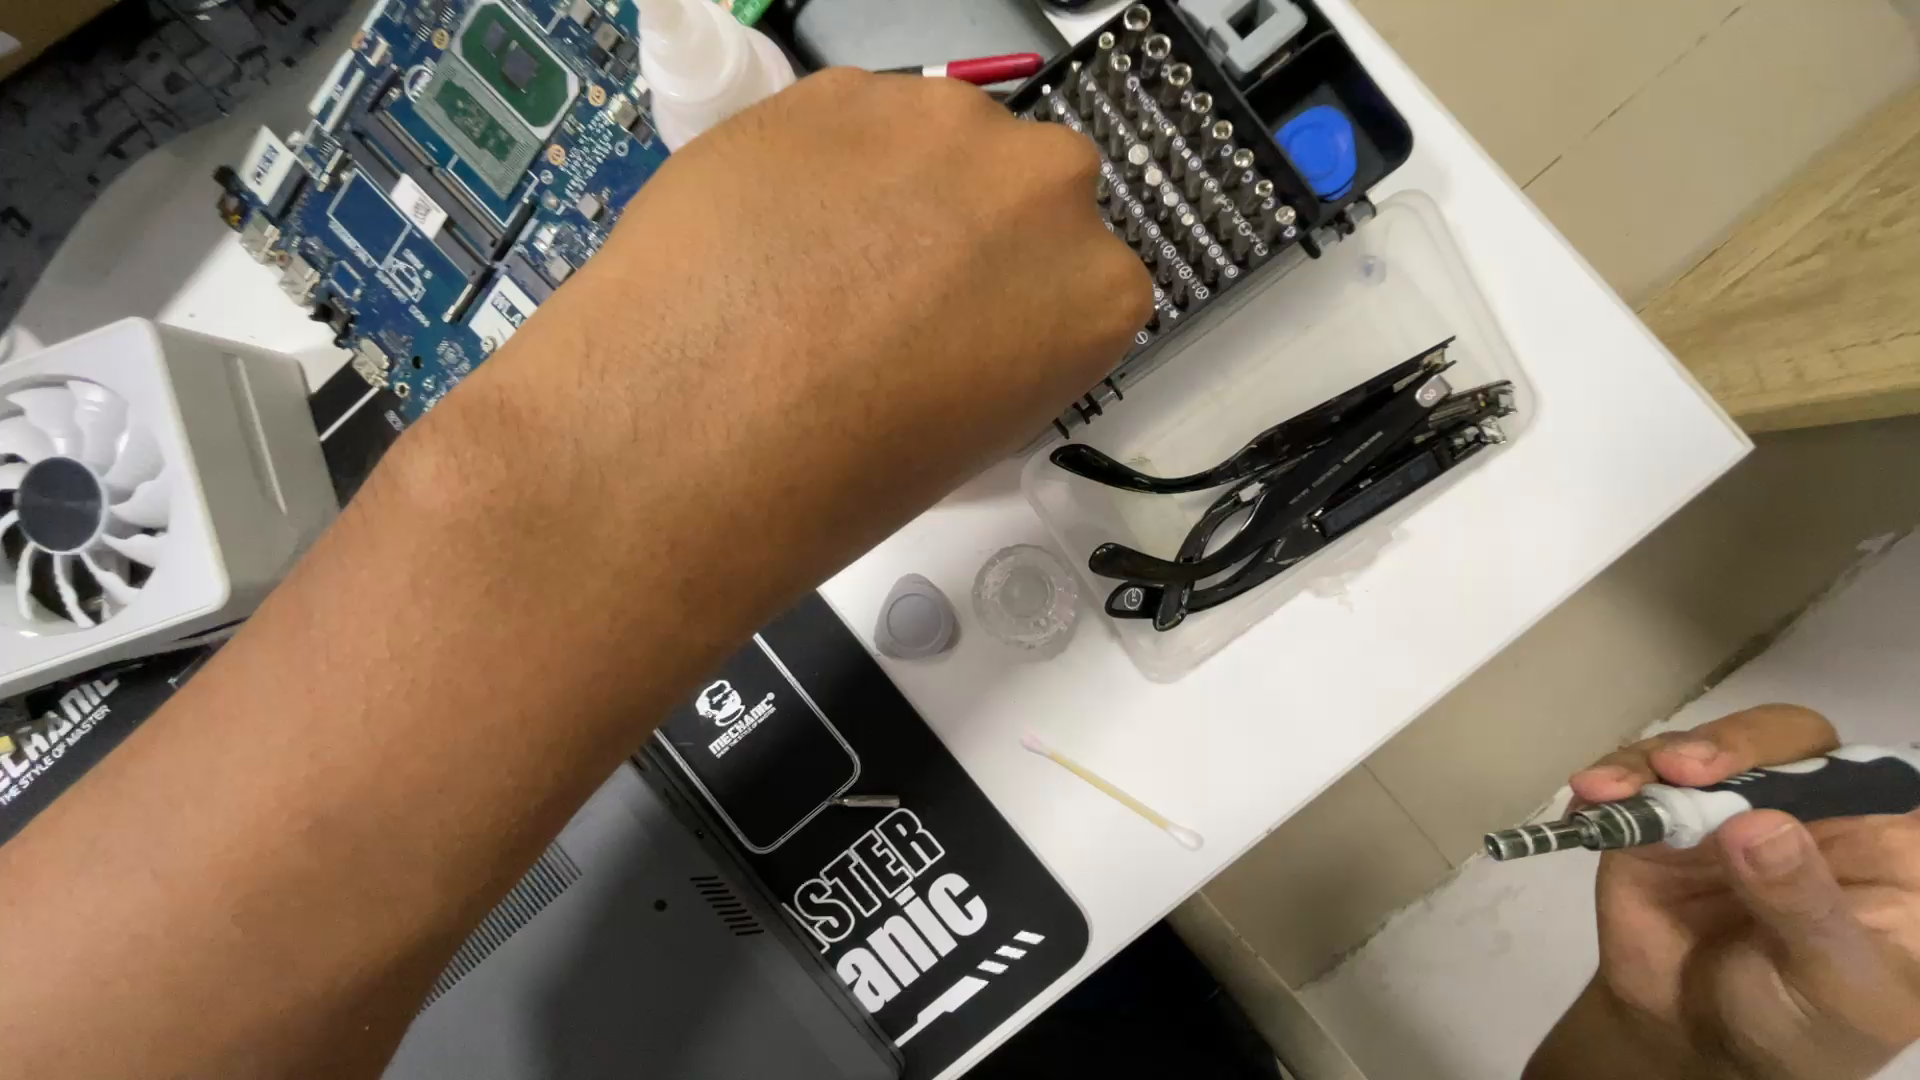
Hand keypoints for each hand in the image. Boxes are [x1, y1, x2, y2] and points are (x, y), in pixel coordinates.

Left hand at [421, 69, 1150, 625]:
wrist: (711, 422)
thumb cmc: (854, 473)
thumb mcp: (971, 441)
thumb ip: (1005, 360)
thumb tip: (967, 330)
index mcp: (1101, 292)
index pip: (1085, 284)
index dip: (1018, 316)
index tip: (973, 339)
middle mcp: (1049, 189)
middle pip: (1028, 199)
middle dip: (975, 242)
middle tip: (899, 300)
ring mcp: (946, 123)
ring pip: (944, 150)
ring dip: (903, 197)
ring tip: (821, 269)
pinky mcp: (842, 87)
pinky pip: (861, 126)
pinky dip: (833, 172)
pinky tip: (781, 235)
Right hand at [1532, 705, 1919, 1078]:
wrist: (1691, 1036)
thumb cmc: (1800, 1024)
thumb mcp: (1833, 985)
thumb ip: (1803, 907)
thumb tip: (1760, 824)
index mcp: (1876, 852)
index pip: (1868, 778)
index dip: (1823, 760)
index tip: (1762, 773)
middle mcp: (1800, 815)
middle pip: (1777, 742)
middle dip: (1727, 743)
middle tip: (1682, 769)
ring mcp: (1716, 812)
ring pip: (1691, 749)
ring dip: (1645, 760)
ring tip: (1605, 791)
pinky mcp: (1650, 818)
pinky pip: (1628, 779)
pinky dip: (1605, 782)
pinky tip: (1589, 802)